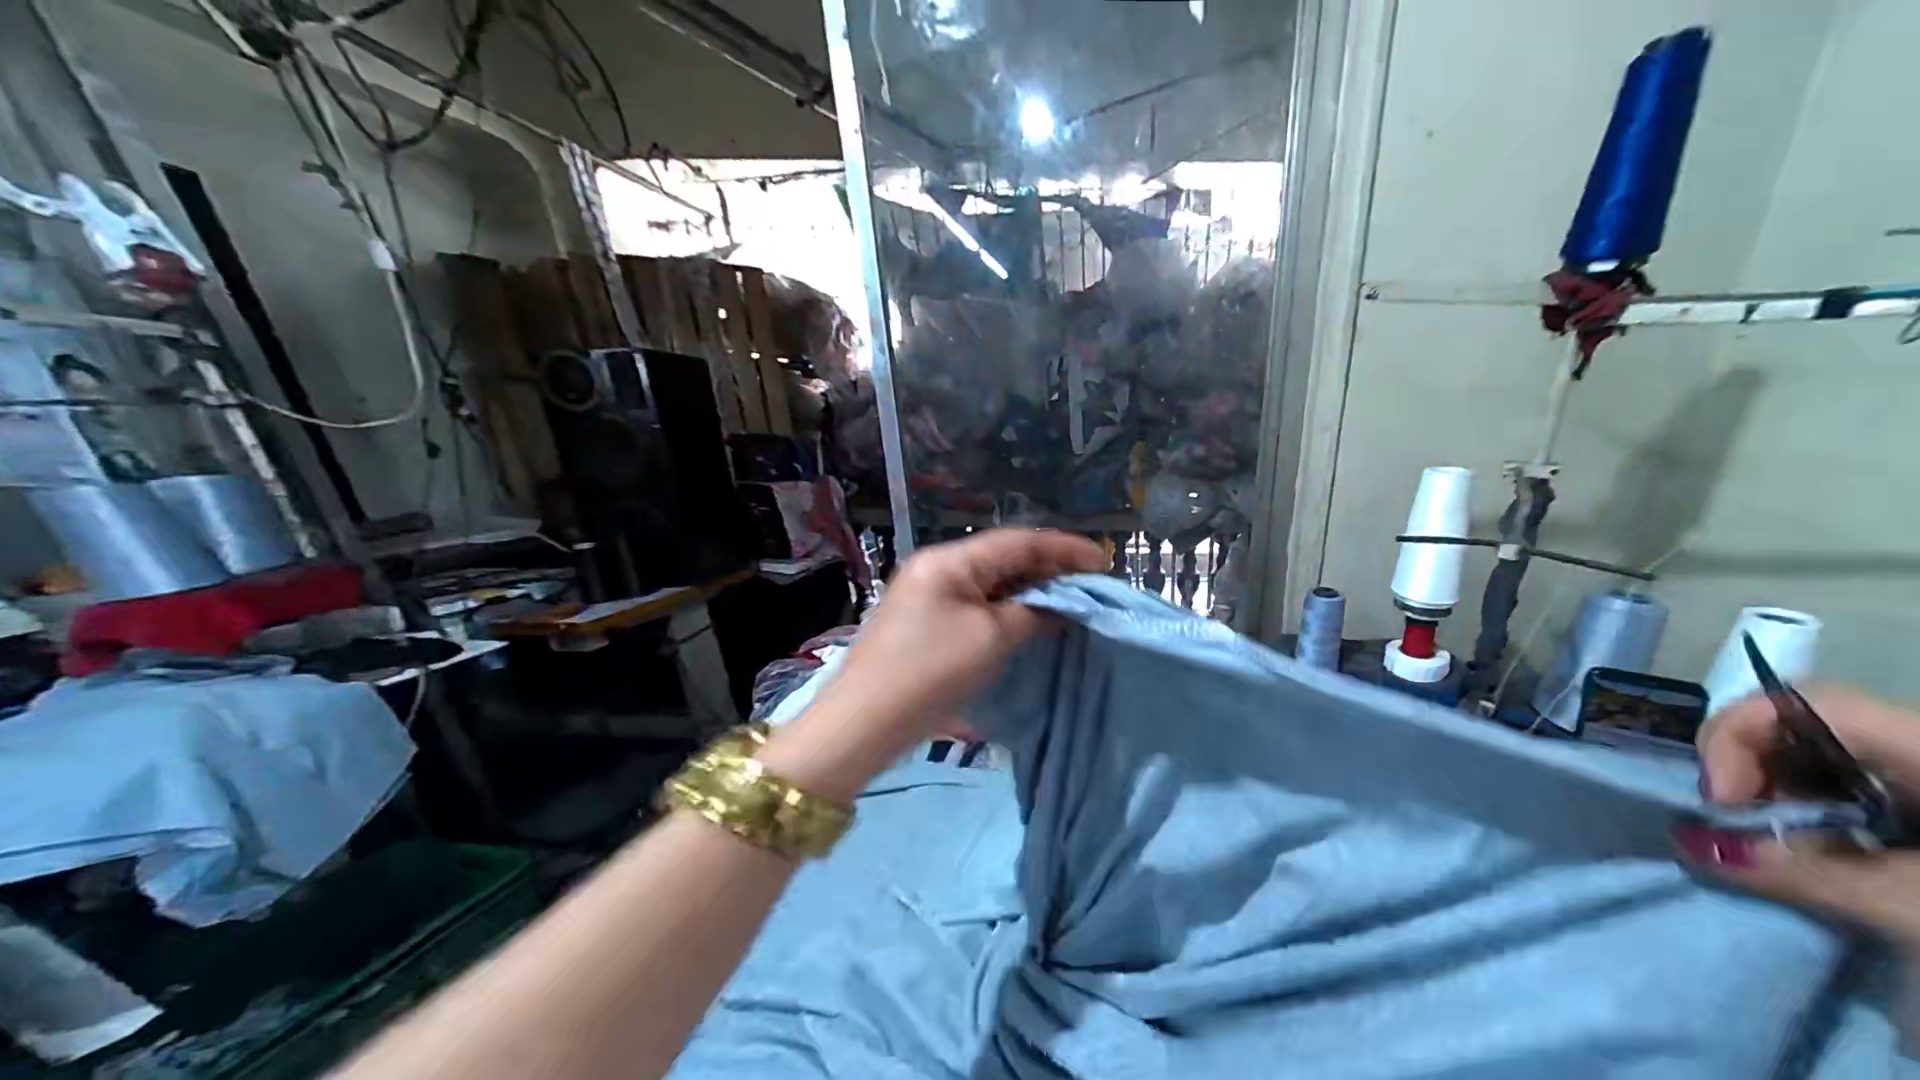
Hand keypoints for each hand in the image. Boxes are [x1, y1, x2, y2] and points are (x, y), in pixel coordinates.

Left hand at [757, 529, 1105, 799]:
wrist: (864, 721)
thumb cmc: (931, 671)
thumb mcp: (990, 639)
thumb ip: (1032, 614)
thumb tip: (1061, 606)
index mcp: (948, 560)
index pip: (1016, 541)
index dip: (1062, 548)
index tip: (1101, 559)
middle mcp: (935, 568)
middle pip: (1001, 558)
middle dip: (1046, 569)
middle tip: (1088, 584)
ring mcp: (925, 594)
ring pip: (988, 583)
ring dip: (1026, 591)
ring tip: (1066, 601)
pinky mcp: (923, 622)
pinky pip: (973, 604)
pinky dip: (1003, 609)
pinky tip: (1027, 620)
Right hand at [1681, 685, 1919, 948]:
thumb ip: (1810, 874)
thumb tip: (1695, 844)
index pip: (1797, 699)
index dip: (1736, 736)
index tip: (1728, 801)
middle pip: (1799, 726)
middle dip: (1750, 771)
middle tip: (1739, 828)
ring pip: (1816, 757)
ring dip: (1775, 796)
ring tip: (1778, 850)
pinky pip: (1848, 786)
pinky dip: (1812, 813)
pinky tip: (1820, 855)